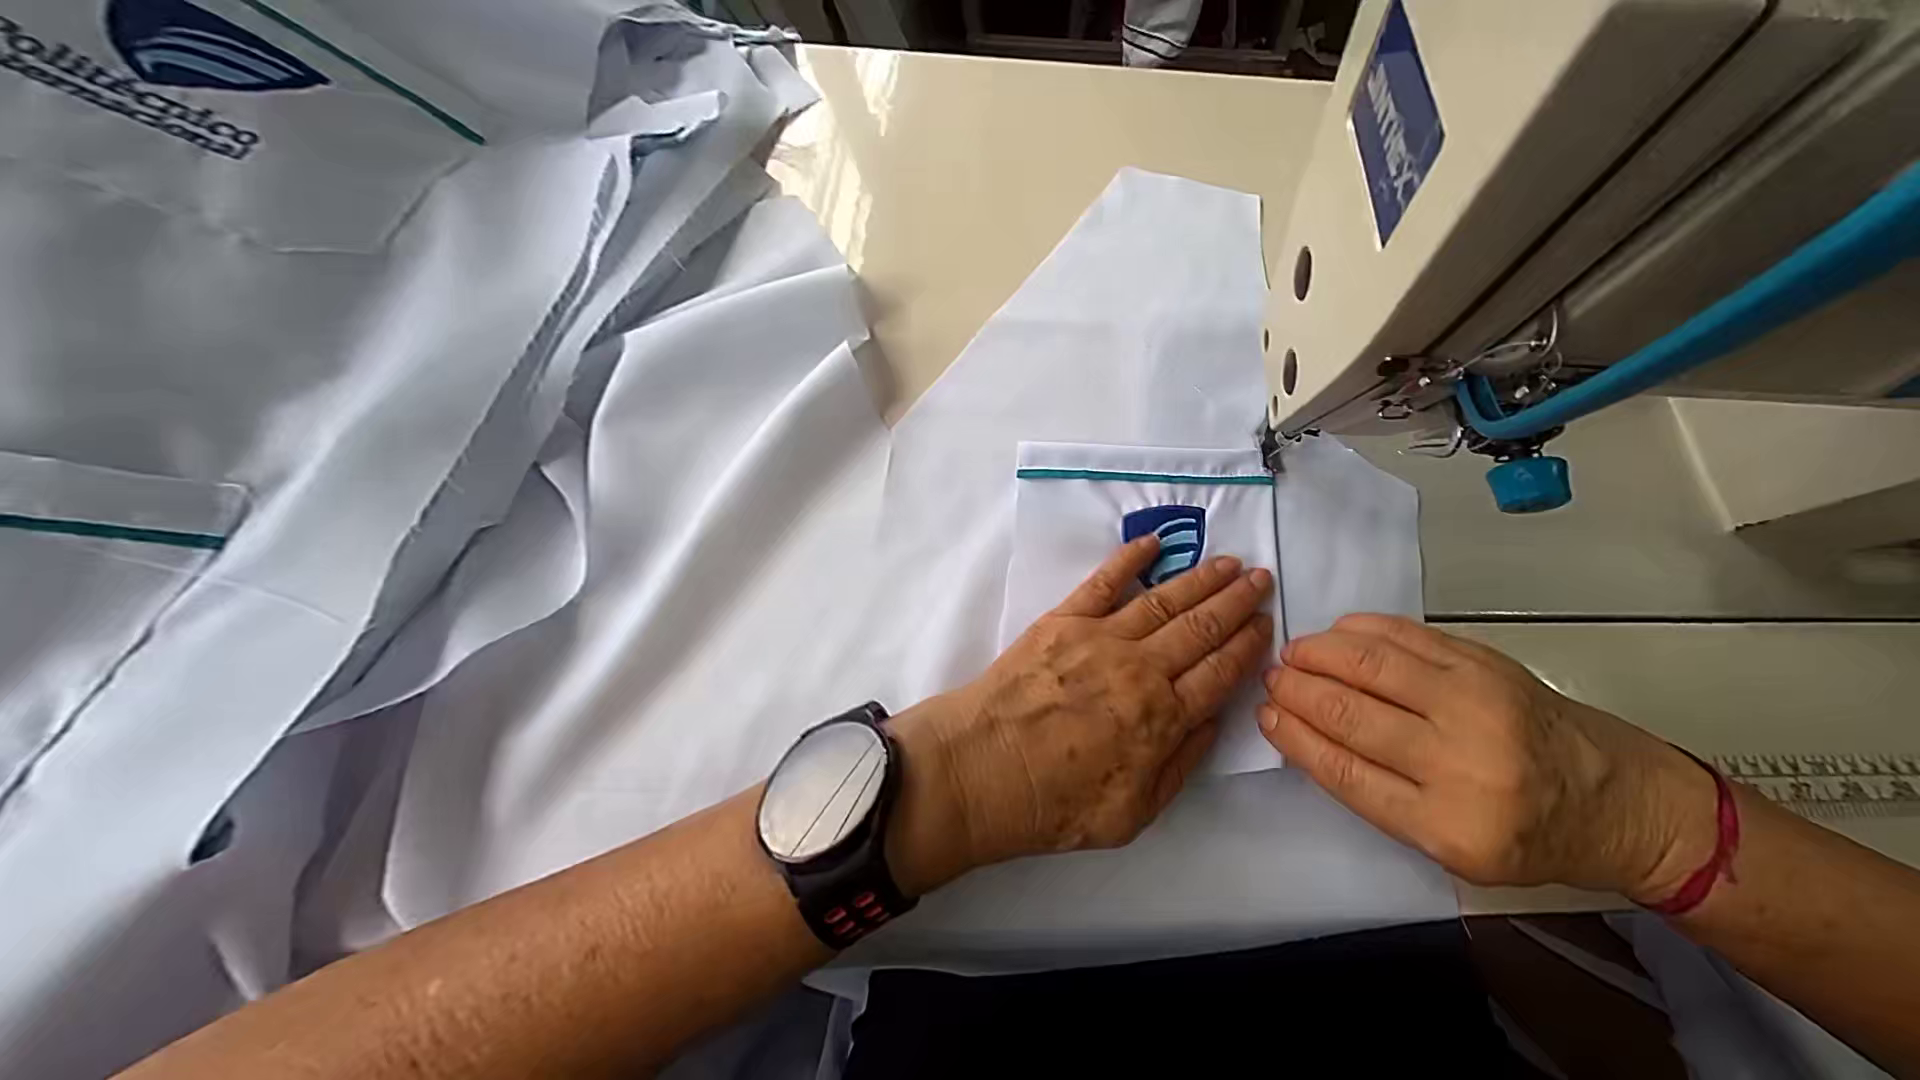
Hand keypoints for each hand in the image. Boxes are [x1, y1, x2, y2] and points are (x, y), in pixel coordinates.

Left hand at [886, 535, 1274, 894]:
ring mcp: (1100, 639)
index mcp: (1163, 719)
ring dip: (1200, 580)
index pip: (1220, 673)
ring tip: (1228, 563)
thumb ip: (1180, 764)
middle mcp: (1141, 670)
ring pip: (1163, 602)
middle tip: (1260, 580)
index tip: (1266, 624)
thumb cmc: (1055, 803)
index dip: (1247, 646)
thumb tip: (1212, 719)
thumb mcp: (1134, 812)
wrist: (982, 771)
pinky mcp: (1062, 621)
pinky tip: (1153, 543)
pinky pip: (1103, 582)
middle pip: (1201, 630)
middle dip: (1235, 603)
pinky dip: (1130, 558)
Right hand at [1259, 615, 1717, 902]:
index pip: (1343, 770)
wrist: (1623, 801)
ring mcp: (1480, 704)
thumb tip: (1301, 728)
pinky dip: (1359, 628)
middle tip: (1270, 676)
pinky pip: (1406, 636)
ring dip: (1317, 652)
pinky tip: (1336, 633)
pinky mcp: (1491, 665)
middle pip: (1349, 712)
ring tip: (1293, 652)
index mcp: (1451, 825)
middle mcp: (1465, 764)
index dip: (1293, 735)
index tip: (1266, 713)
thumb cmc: (1526, 833)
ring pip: (1370, 664)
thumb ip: (1373, 791)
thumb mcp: (1447, 843)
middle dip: (1295, 688)